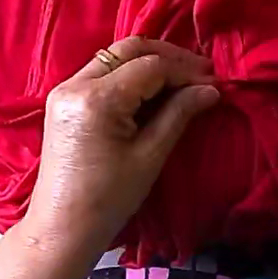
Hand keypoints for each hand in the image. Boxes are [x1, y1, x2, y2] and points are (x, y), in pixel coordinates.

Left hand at [23, 37, 219, 255]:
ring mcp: (65, 90)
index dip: (186, 71)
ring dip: (151, 64)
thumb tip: (211, 90)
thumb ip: (179, 114)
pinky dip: (132, 76)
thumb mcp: (150, 156)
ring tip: (184, 82)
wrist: (62, 229)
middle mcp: (75, 84)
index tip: (214, 84)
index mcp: (96, 99)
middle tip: (202, 74)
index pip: (150, 67)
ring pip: (115, 57)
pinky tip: (156, 92)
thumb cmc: (109, 200)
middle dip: (169, 57)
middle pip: (129, 49)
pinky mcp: (64, 100)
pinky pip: (104, 73)